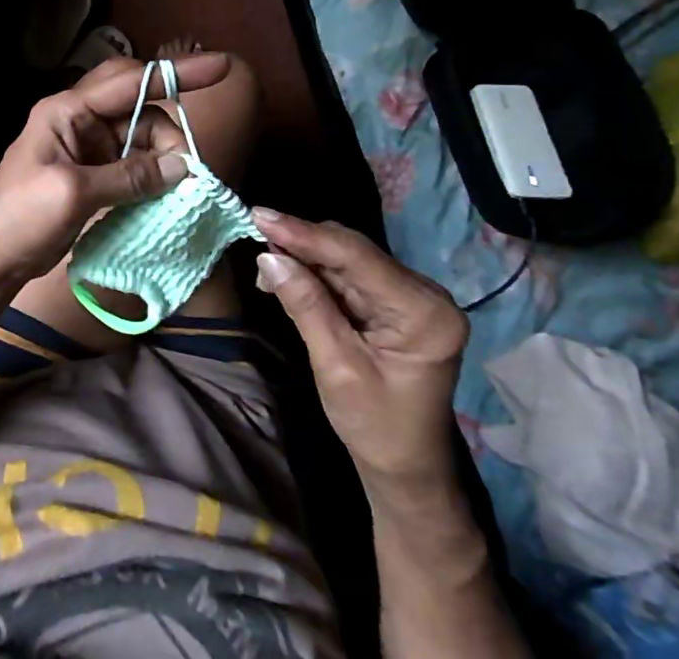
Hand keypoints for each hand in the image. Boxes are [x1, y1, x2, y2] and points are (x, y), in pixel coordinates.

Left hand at [0, 54, 232, 294]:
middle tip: (187, 165)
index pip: (129, 81)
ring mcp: (85, 149)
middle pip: (137, 106)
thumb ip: (129, 176)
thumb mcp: (74, 192)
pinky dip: (151, 174)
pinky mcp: (92, 175)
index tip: (222, 66)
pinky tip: (164, 192)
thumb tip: (183, 167)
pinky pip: (131, 164)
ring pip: (139, 137)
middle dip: (167, 128)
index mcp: (66, 111)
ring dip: (162, 156)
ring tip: (175, 188)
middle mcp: (78, 121)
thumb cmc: (19, 217)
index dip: (176, 73)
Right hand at [252, 211, 467, 490]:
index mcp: (423, 312)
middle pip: (353, 250)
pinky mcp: (393, 303)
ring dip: (303, 257)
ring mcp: (410, 297)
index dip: (304, 233)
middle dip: (301, 242)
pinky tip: (286, 277)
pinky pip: (347, 275)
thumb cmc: (375, 425)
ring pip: (346, 258)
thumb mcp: (335, 367)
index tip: (259, 215)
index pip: (356, 257)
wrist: (404, 464)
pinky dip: (313, 273)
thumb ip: (306, 307)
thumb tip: (269, 257)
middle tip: (254, 236)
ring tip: (265, 268)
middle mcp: (425, 294)